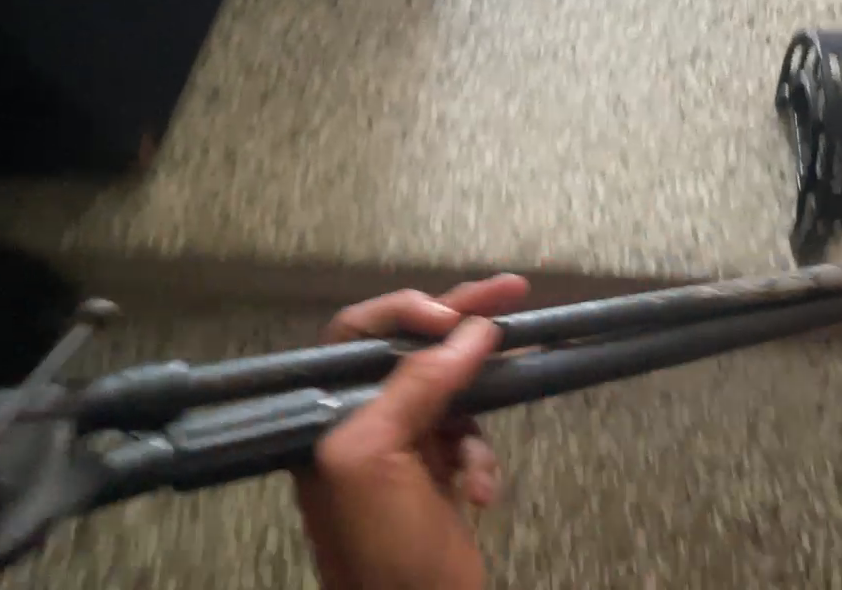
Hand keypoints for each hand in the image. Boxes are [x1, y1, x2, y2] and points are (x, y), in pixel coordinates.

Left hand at [294, 274, 529, 589]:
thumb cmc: (383, 550)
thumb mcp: (379, 461)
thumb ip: (415, 386)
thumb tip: (471, 329)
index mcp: (328, 414)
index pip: (359, 333)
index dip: (406, 312)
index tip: (453, 317)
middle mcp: (360, 420)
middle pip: (414, 347)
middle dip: (464, 320)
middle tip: (514, 291)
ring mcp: (400, 445)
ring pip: (450, 388)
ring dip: (478, 409)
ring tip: (487, 438)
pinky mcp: (434, 468)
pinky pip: (467, 434)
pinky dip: (480, 456)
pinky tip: (481, 490)